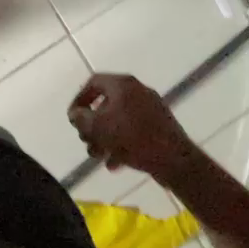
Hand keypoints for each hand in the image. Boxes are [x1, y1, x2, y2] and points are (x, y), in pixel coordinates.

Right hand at [68, 73, 198, 180]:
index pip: (93, 82)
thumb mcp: (100, 128)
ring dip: (106, 138)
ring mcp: (151, 109)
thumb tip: (75, 114)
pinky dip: (122, 144)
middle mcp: (137, 91)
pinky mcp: (160, 127)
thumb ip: (82, 119)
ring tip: (98, 157)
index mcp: (123, 84)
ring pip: (120, 120)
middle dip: (93, 125)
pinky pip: (134, 131)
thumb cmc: (134, 138)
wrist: (175, 160)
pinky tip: (115, 165)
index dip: (79, 99)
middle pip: (107, 103)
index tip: (73, 118)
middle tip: (87, 142)